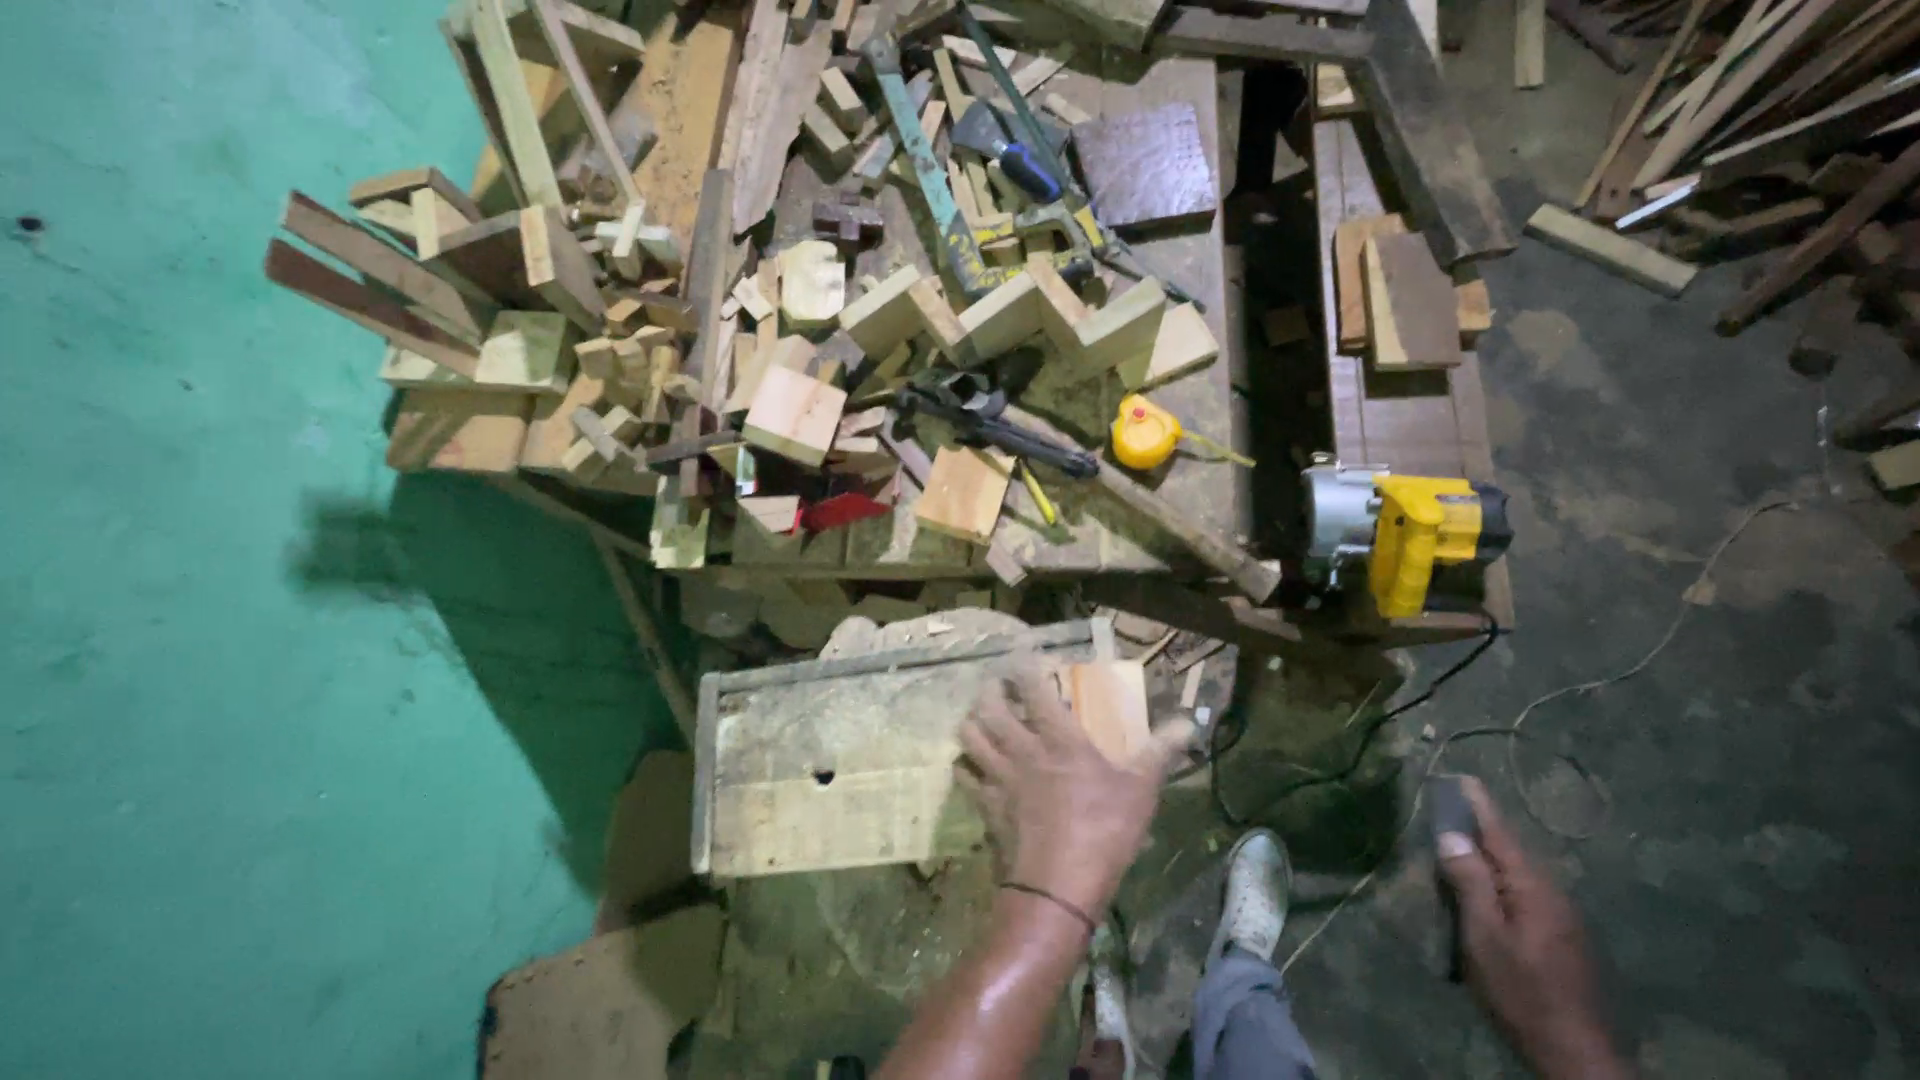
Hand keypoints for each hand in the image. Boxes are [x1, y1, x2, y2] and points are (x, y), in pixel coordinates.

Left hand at [956, 664, 1192, 916]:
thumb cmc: (1104, 831)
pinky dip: (964, 765)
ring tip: (980, 718)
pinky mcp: (986, 806)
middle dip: (989, 691)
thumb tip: (1188, 723)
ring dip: (972, 722)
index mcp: (1060, 740)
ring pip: (970, 737)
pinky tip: (971, 765)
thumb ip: (1160, 752)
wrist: (1058, 886)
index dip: (1024, 667)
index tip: (1021, 654)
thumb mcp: (1141, 790)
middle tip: (997, 687)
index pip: (1033, 690)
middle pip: (989, 707)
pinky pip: (964, 776)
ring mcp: (999, 778)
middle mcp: (1022, 750)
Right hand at [1438, 779, 1631, 1079]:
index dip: (1477, 805)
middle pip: (1508, 851)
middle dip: (1478, 829)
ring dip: (1485, 859)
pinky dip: (1496, 883)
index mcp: (1532, 887)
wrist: (1574, 1051)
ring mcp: (1560, 917)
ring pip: (1515, 874)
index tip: (1460, 776)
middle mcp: (1551, 894)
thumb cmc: (1521, 989)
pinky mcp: (1560, 938)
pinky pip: (1521, 895)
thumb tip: (1451, 834)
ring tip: (1456, 849)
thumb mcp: (1484, 935)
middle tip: (1447, 810)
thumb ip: (1469, 882)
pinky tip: (1481, 894)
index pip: (1498, 833)